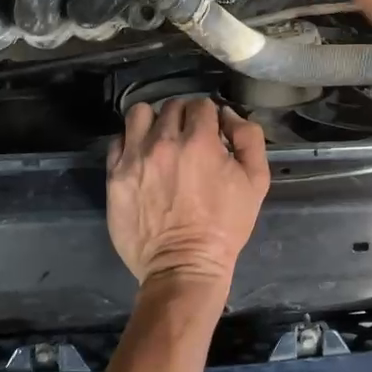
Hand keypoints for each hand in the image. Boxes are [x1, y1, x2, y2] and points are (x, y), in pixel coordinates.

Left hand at [106, 98, 270, 286]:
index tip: (212, 135)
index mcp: (199, 141)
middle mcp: (164, 141)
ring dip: (154, 122)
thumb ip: (248, 137)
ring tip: (161, 141)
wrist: (183, 267)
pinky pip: (119, 140)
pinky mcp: (115, 176)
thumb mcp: (256, 181)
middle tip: (189, 141)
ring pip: (140, 113)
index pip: (201, 104)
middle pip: (172, 106)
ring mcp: (135, 158)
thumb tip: (228, 115)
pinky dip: (132, 143)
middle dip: (184, 119)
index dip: (210, 118)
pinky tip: (143, 158)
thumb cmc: (225, 226)